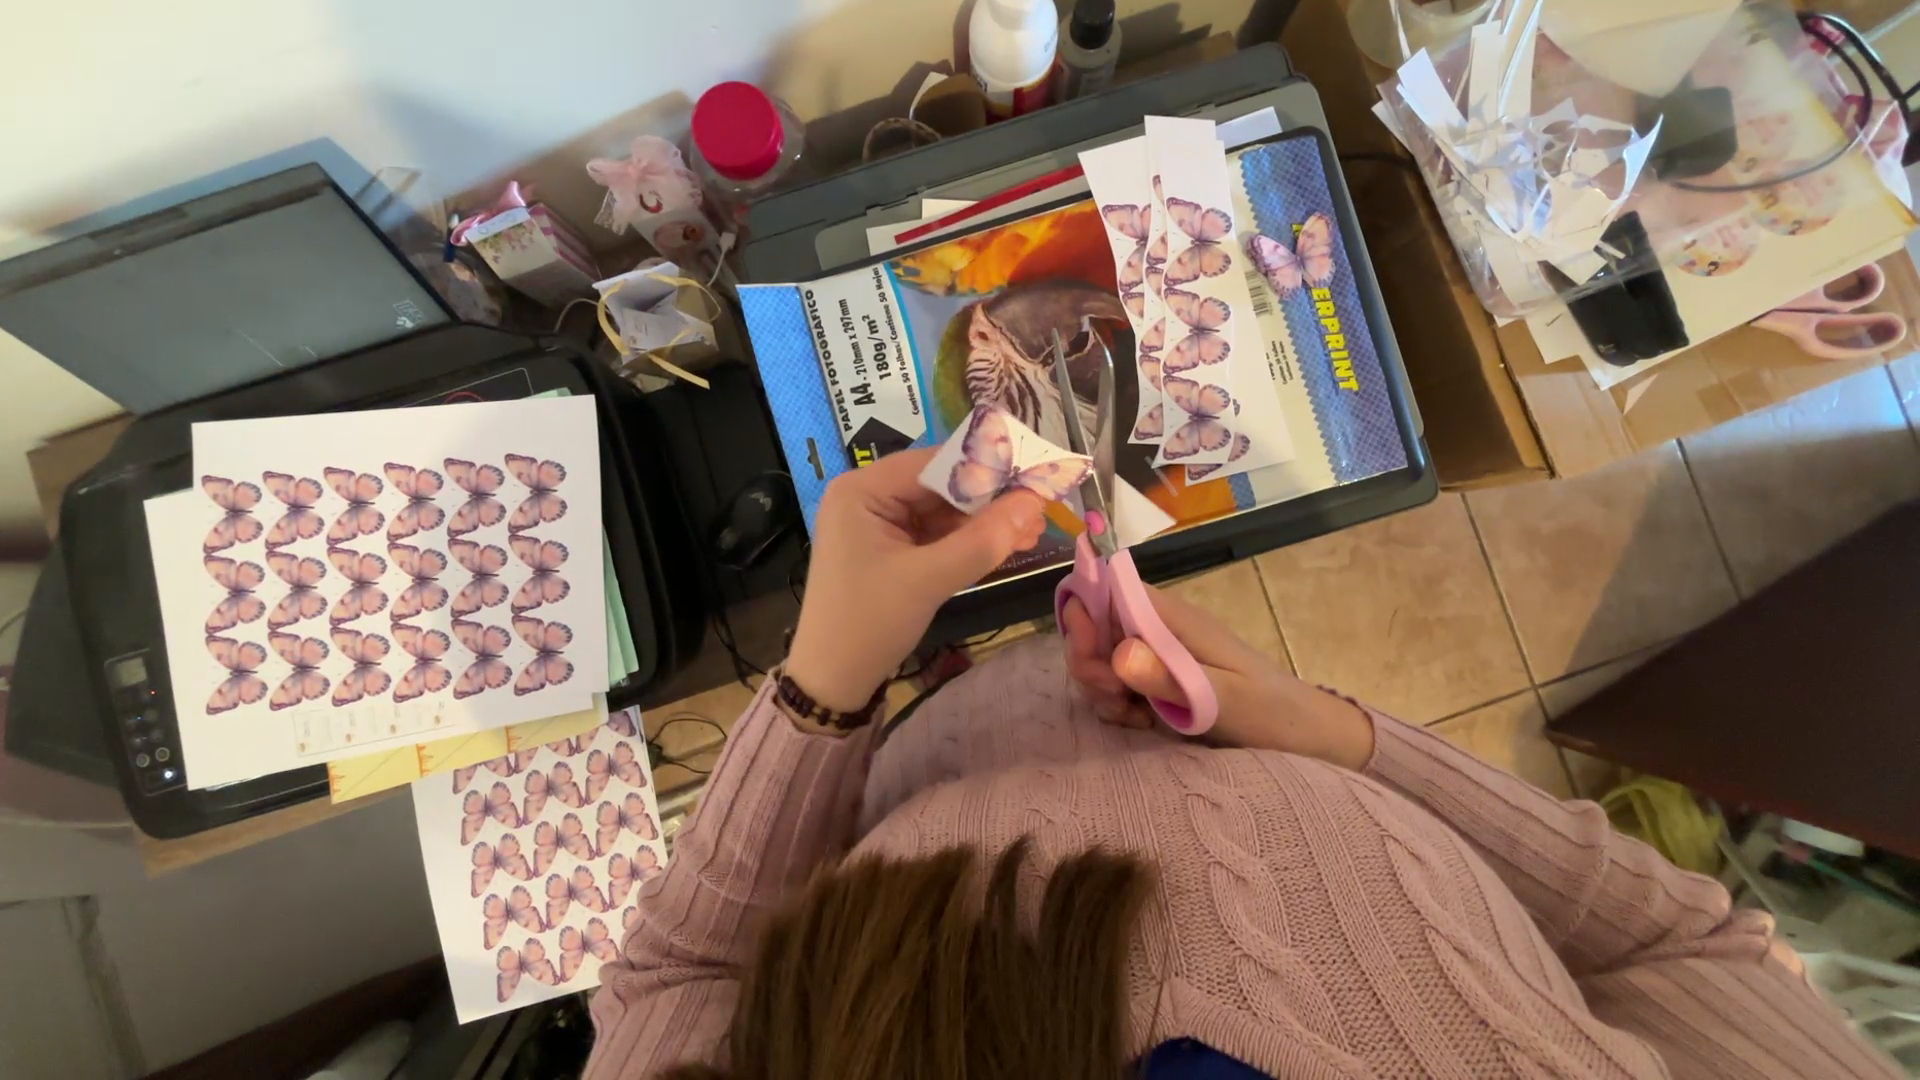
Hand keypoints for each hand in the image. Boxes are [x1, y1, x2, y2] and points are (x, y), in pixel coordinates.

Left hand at [785, 448, 1047, 711]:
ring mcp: (880, 524)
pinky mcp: (891, 550)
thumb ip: (983, 540)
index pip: (935, 464)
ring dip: (986, 522)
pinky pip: (937, 535)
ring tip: (1035, 530)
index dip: (987, 469)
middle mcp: (868, 497)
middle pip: (941, 485)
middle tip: (1042, 509)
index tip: (1036, 478)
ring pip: (944, 511)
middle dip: (991, 499)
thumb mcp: (929, 580)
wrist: (832, 682)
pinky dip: (970, 541)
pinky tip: (1008, 544)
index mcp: (862, 490)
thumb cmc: (869, 624)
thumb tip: (1034, 502)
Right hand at [1061, 583, 1375, 769]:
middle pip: (1093, 628)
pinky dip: (1114, 706)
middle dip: (1089, 663)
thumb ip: (1168, 676)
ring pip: (1098, 660)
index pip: (1107, 588)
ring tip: (1132, 715)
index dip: (1084, 614)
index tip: (1091, 656)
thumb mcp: (1221, 697)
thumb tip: (1117, 654)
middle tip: (1116, 697)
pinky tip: (1139, 722)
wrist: (1302, 737)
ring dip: (1101, 690)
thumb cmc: (1268, 710)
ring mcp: (1153, 656)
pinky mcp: (1153, 683)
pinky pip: (1113, 687)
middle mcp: (1155, 629)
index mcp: (1170, 616)